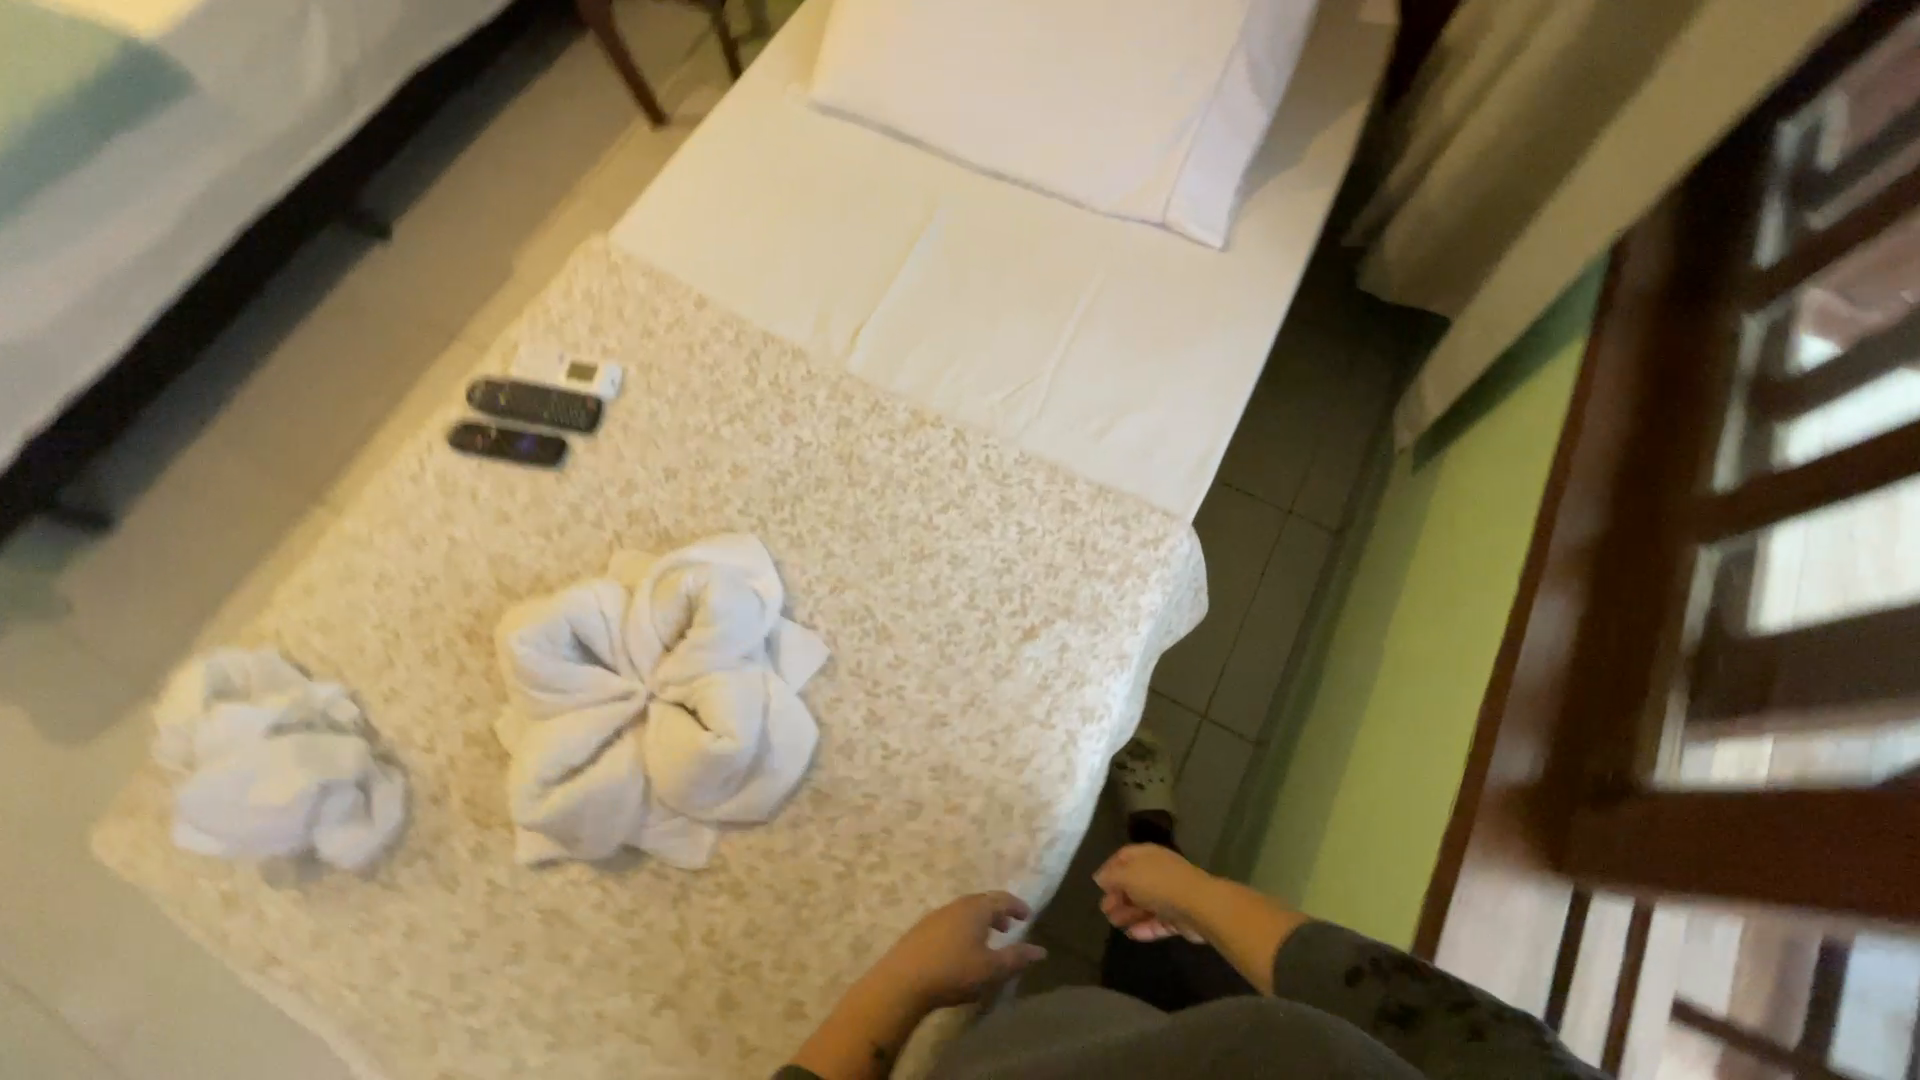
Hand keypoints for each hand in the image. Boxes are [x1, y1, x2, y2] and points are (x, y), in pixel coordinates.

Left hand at [869, 892, 1046, 1008]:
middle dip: (998, 911)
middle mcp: (957, 905)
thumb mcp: (991, 969)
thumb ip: (1017, 958)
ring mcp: (937, 915)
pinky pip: (952, 920)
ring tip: (988, 938)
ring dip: (981, 920)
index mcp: (976, 909)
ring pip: (965, 910)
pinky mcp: (923, 928)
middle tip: (1009, 926)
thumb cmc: (954, 971)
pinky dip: (964, 926)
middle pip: (983, 901)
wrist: (903, 980)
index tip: (1028, 915)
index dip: (1017, 906)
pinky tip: (962, 947)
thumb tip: (1041, 950)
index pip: (1002, 899)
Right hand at [1094, 844, 1217, 942]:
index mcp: (1147, 855)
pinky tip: (1131, 934)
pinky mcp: (1179, 917)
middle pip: (1134, 882)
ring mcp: (1170, 895)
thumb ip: (1111, 877)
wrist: (1199, 906)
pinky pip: (1157, 921)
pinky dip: (1144, 927)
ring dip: (1128, 913)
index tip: (1098, 884)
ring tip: (1114, 923)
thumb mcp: (1128, 876)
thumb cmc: (1159, 884)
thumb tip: (1099, 878)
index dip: (1109, 868)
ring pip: (1145, 903)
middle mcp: (1158, 872)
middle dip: (1118, 895)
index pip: (1124, 857)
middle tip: (1104, 909)